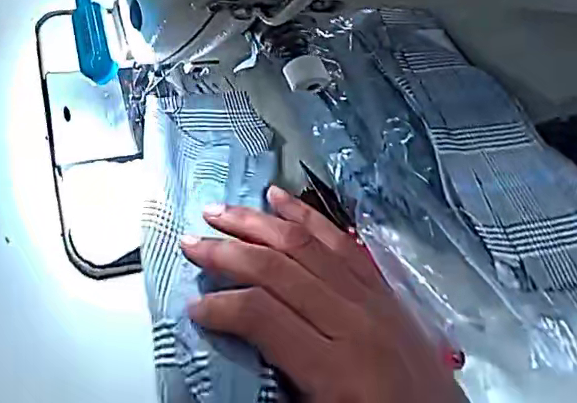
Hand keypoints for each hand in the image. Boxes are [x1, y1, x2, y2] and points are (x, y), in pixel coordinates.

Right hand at [182, 187, 464, 402]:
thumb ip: (281, 379)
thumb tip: (236, 339)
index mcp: (340, 372)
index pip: (263, 316)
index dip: (221, 307)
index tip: (194, 308)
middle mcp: (356, 325)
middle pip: (276, 268)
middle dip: (225, 253)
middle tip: (189, 244)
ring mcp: (374, 301)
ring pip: (303, 243)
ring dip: (253, 223)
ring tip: (217, 212)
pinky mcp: (386, 291)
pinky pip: (341, 241)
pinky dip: (305, 215)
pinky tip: (276, 197)